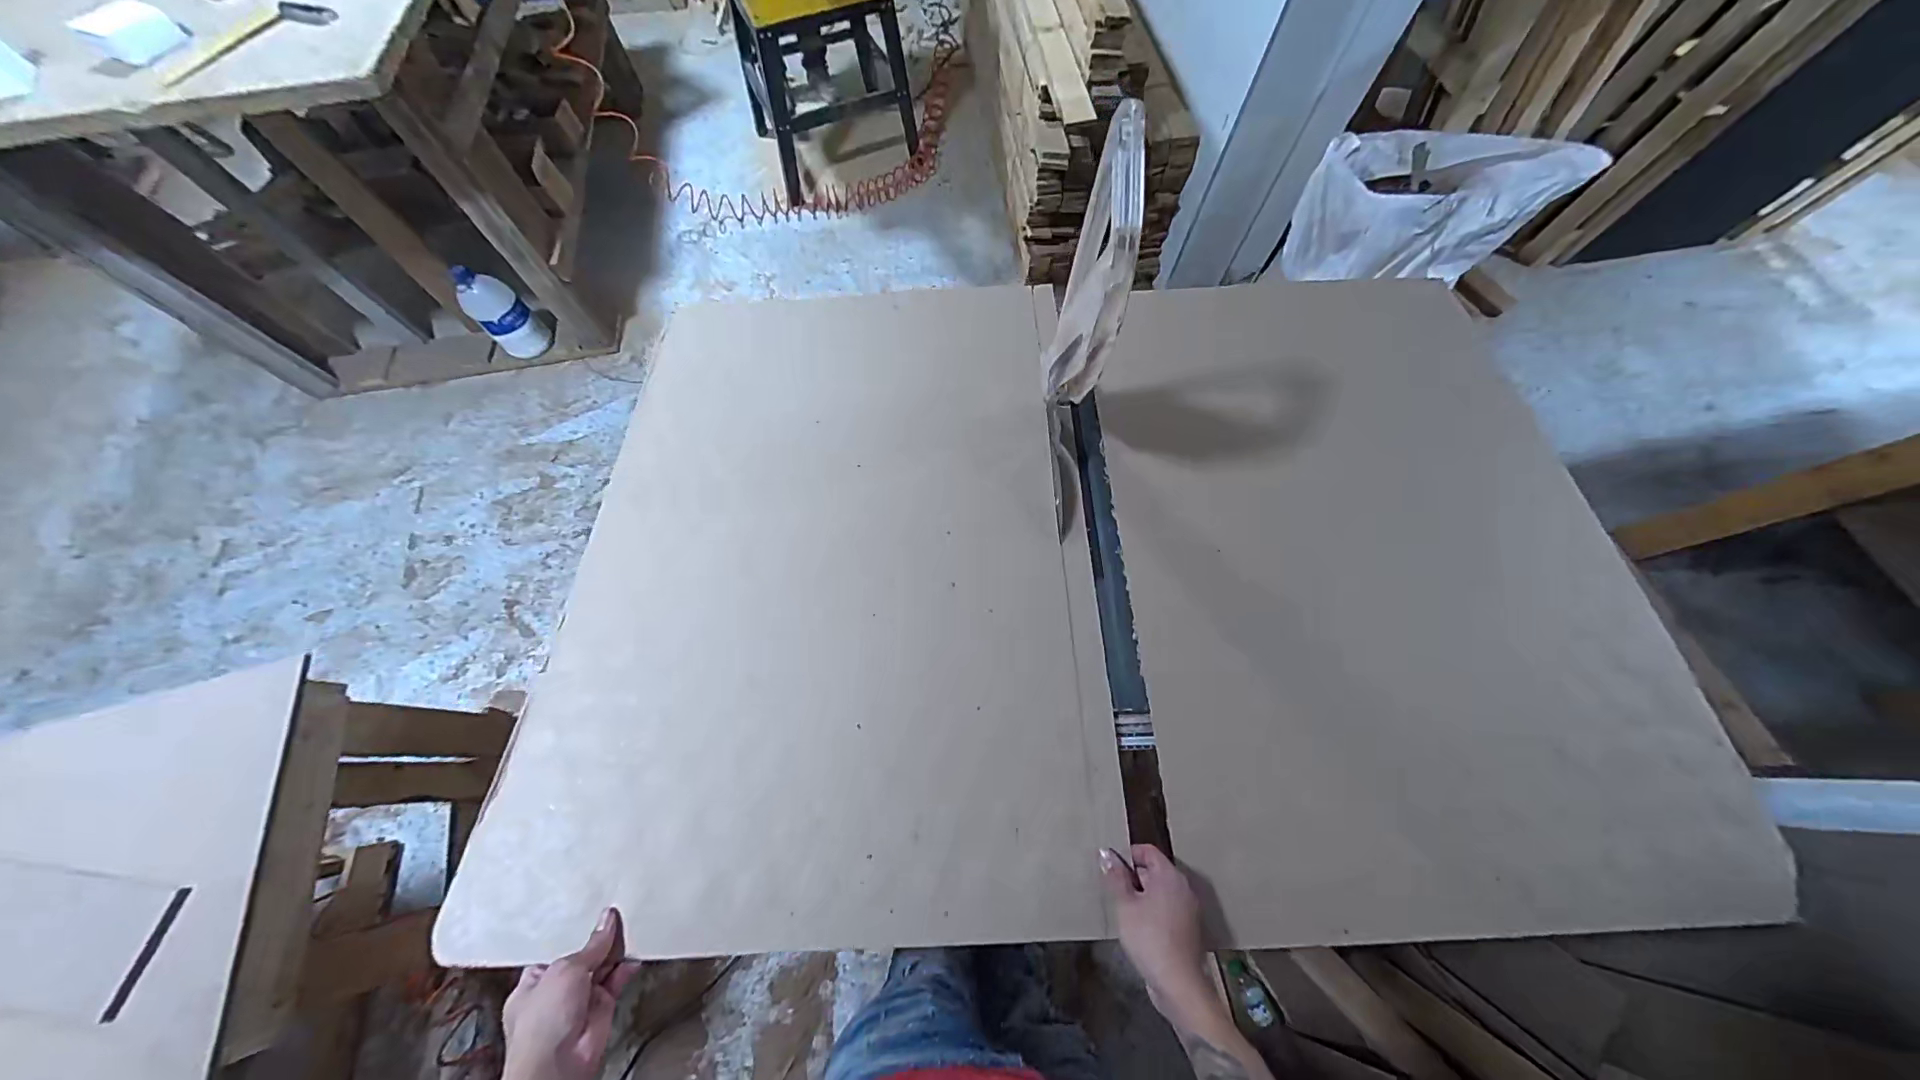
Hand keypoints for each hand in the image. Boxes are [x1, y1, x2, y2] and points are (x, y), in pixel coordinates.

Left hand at [502, 907, 643, 1079]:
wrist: (558, 1066)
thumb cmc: (542, 1024)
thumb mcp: (565, 971)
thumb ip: (591, 946)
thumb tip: (608, 919)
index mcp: (535, 981)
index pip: (557, 948)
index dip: (574, 930)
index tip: (592, 910)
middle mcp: (557, 989)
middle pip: (583, 955)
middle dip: (599, 938)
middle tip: (617, 913)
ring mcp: (580, 998)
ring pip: (603, 965)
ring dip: (616, 950)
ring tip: (630, 925)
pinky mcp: (603, 1006)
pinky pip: (618, 979)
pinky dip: (627, 966)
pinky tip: (635, 952)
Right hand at [1099, 845, 1213, 1030]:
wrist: (1178, 983)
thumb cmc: (1148, 938)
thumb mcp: (1125, 905)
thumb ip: (1116, 877)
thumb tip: (1107, 854)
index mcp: (1169, 875)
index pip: (1147, 850)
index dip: (1128, 855)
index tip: (1111, 869)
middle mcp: (1183, 887)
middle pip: (1155, 870)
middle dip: (1133, 877)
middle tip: (1114, 892)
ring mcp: (1189, 908)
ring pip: (1161, 891)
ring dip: (1143, 895)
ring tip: (1124, 911)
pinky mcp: (1189, 928)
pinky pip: (1168, 908)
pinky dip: (1154, 911)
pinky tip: (1139, 928)